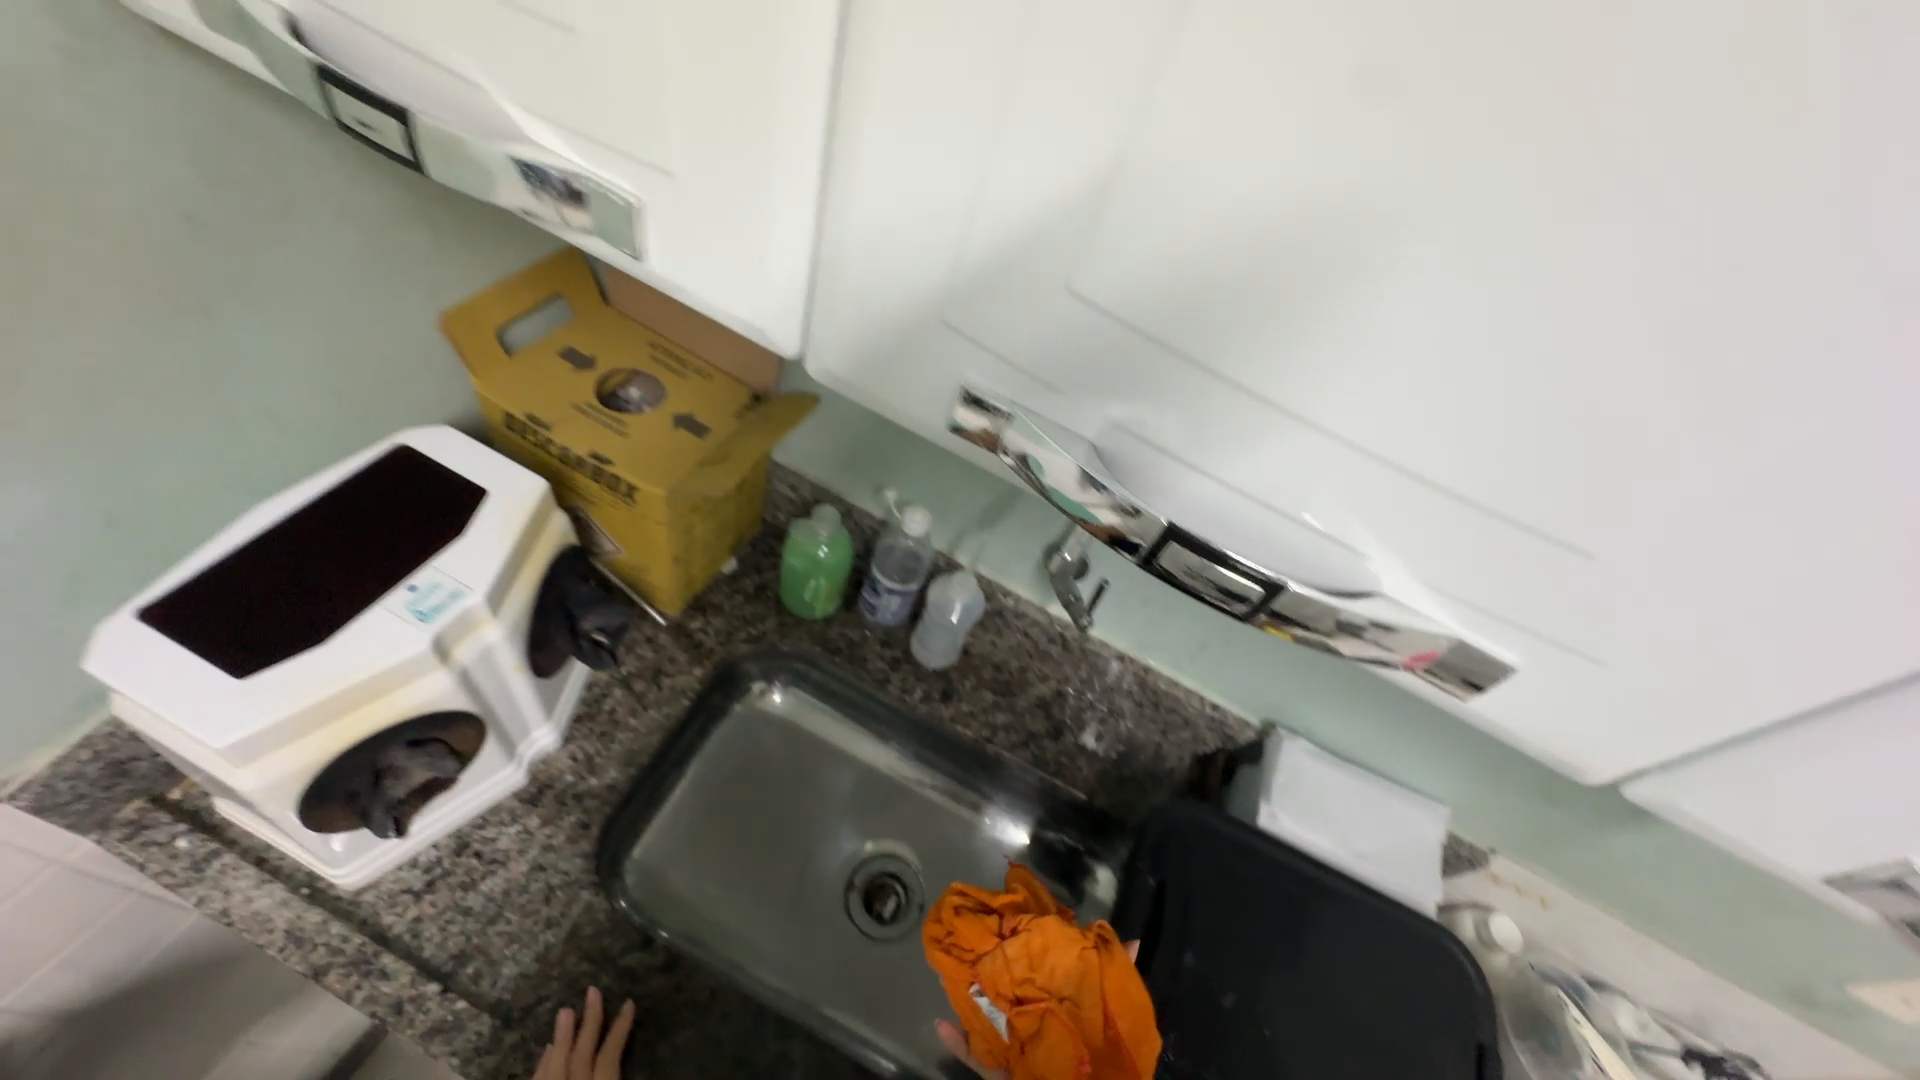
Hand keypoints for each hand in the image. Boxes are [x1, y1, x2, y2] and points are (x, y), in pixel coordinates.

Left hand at [533, 987, 634, 1079]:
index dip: (620, 1029)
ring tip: (565, 1009)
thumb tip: (633, 1063)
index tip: (629, 1002)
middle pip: (582, 1053)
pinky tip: (547, 1049)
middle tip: (592, 990)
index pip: (610, 1055)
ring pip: (556, 1063)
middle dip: (589, 1021)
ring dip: (561, 1037)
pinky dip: (543, 1063)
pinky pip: (538, 1079)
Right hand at [935, 941, 1139, 1078]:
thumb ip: (1117, 981)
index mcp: (1060, 1010)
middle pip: (1010, 996)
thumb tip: (1132, 942)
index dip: (1029, 954)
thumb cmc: (1104, 1061)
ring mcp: (1017, 1050)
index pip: (1043, 978)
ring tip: (949, 973)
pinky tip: (940, 1024)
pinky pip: (978, 1059)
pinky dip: (960, 1045)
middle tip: (972, 943)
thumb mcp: (1115, 1017)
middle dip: (992, 972)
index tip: (1011, 925)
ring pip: (988, 1022)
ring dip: (970, 1000)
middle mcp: (1036, 1026)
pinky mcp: (1003, 1072)